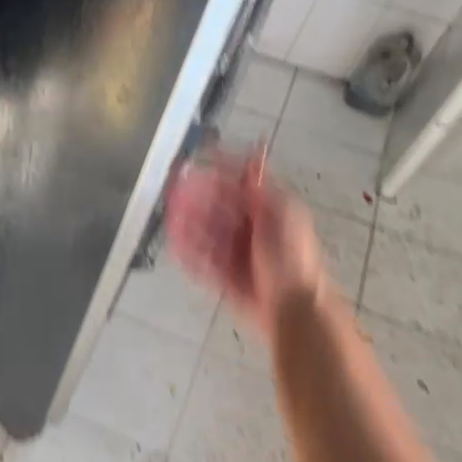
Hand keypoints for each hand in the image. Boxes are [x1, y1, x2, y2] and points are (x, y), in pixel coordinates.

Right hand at [165, 147, 326, 334]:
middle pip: (216, 208)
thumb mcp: (282, 214)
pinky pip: (201, 259)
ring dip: (187, 223)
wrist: (292, 307)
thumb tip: (255, 155)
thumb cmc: (291, 259)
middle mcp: (250, 229)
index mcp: (267, 210)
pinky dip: (188, 250)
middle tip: (173, 190)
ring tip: (170, 216)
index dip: (216, 171)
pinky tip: (175, 242)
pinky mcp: (224, 273)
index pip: (237, 184)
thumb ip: (263, 187)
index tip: (193, 161)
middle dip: (195, 199)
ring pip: (205, 232)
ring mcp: (235, 252)